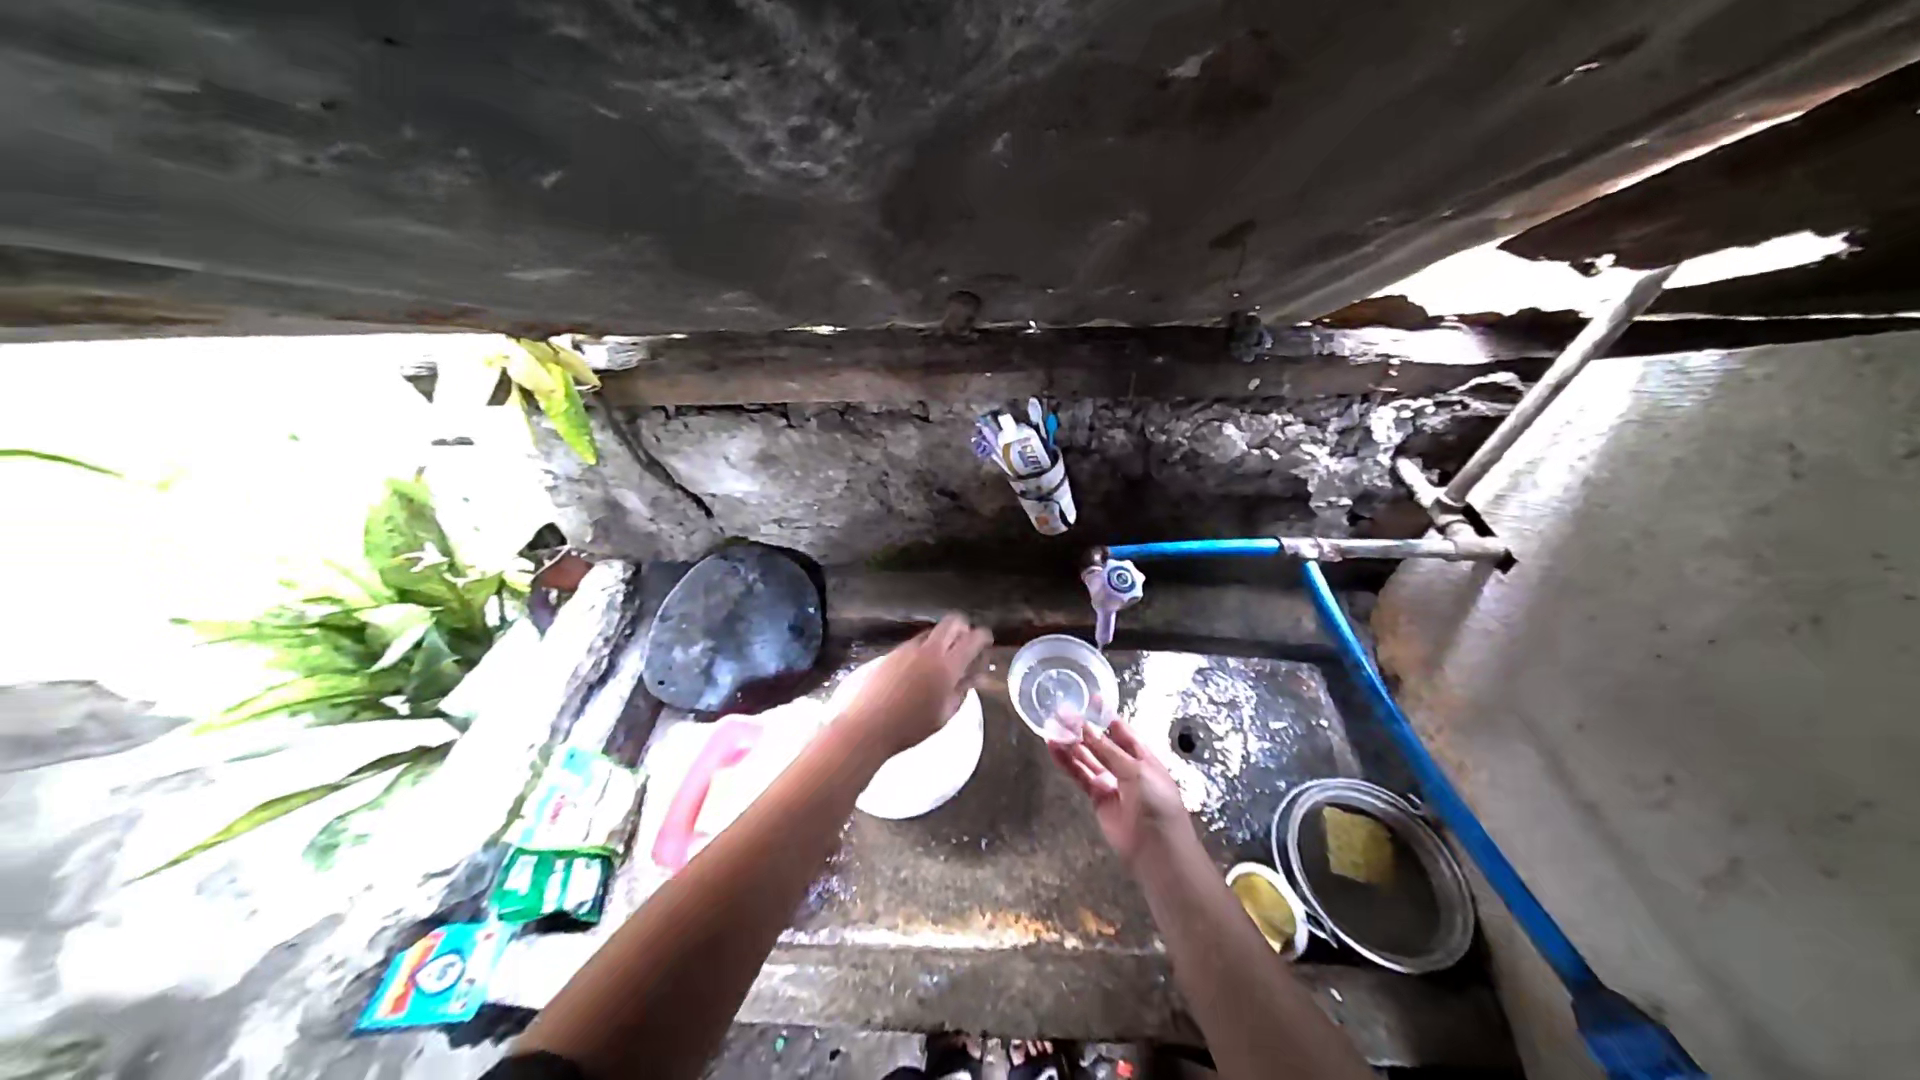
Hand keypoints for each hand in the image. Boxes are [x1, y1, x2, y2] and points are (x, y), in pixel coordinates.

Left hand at [837, 613, 991, 755]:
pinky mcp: (892, 653)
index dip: (984, 636)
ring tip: (943, 659)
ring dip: (943, 637)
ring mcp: (908, 648)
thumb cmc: (911, 726)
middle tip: (967, 644)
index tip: (987, 642)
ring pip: (932, 631)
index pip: (973, 638)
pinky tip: (921, 669)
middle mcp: (929, 650)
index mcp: (947, 666)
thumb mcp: (945, 713)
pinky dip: (926, 647)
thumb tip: (976, 676)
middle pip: (952, 622)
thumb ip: (962, 690)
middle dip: (964, 627)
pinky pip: (916, 642)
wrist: (868, 726)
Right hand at [1046, 700, 1197, 869]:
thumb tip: (1085, 727)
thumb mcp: (1136, 770)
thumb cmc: (1157, 802)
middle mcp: (1125, 766)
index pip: (1121, 730)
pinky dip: (1066, 762)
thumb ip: (1108, 749)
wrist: (1158, 848)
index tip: (1090, 698)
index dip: (1105, 715)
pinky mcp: (1097, 797)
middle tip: (1060, 711)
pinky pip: (1080, 775)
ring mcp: (1110, 781)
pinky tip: (1053, 748)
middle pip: (1100, 742)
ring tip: (1051, 726)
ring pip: (1087, 757)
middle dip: (1082, 728)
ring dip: (1070, 743)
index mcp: (1143, 755)